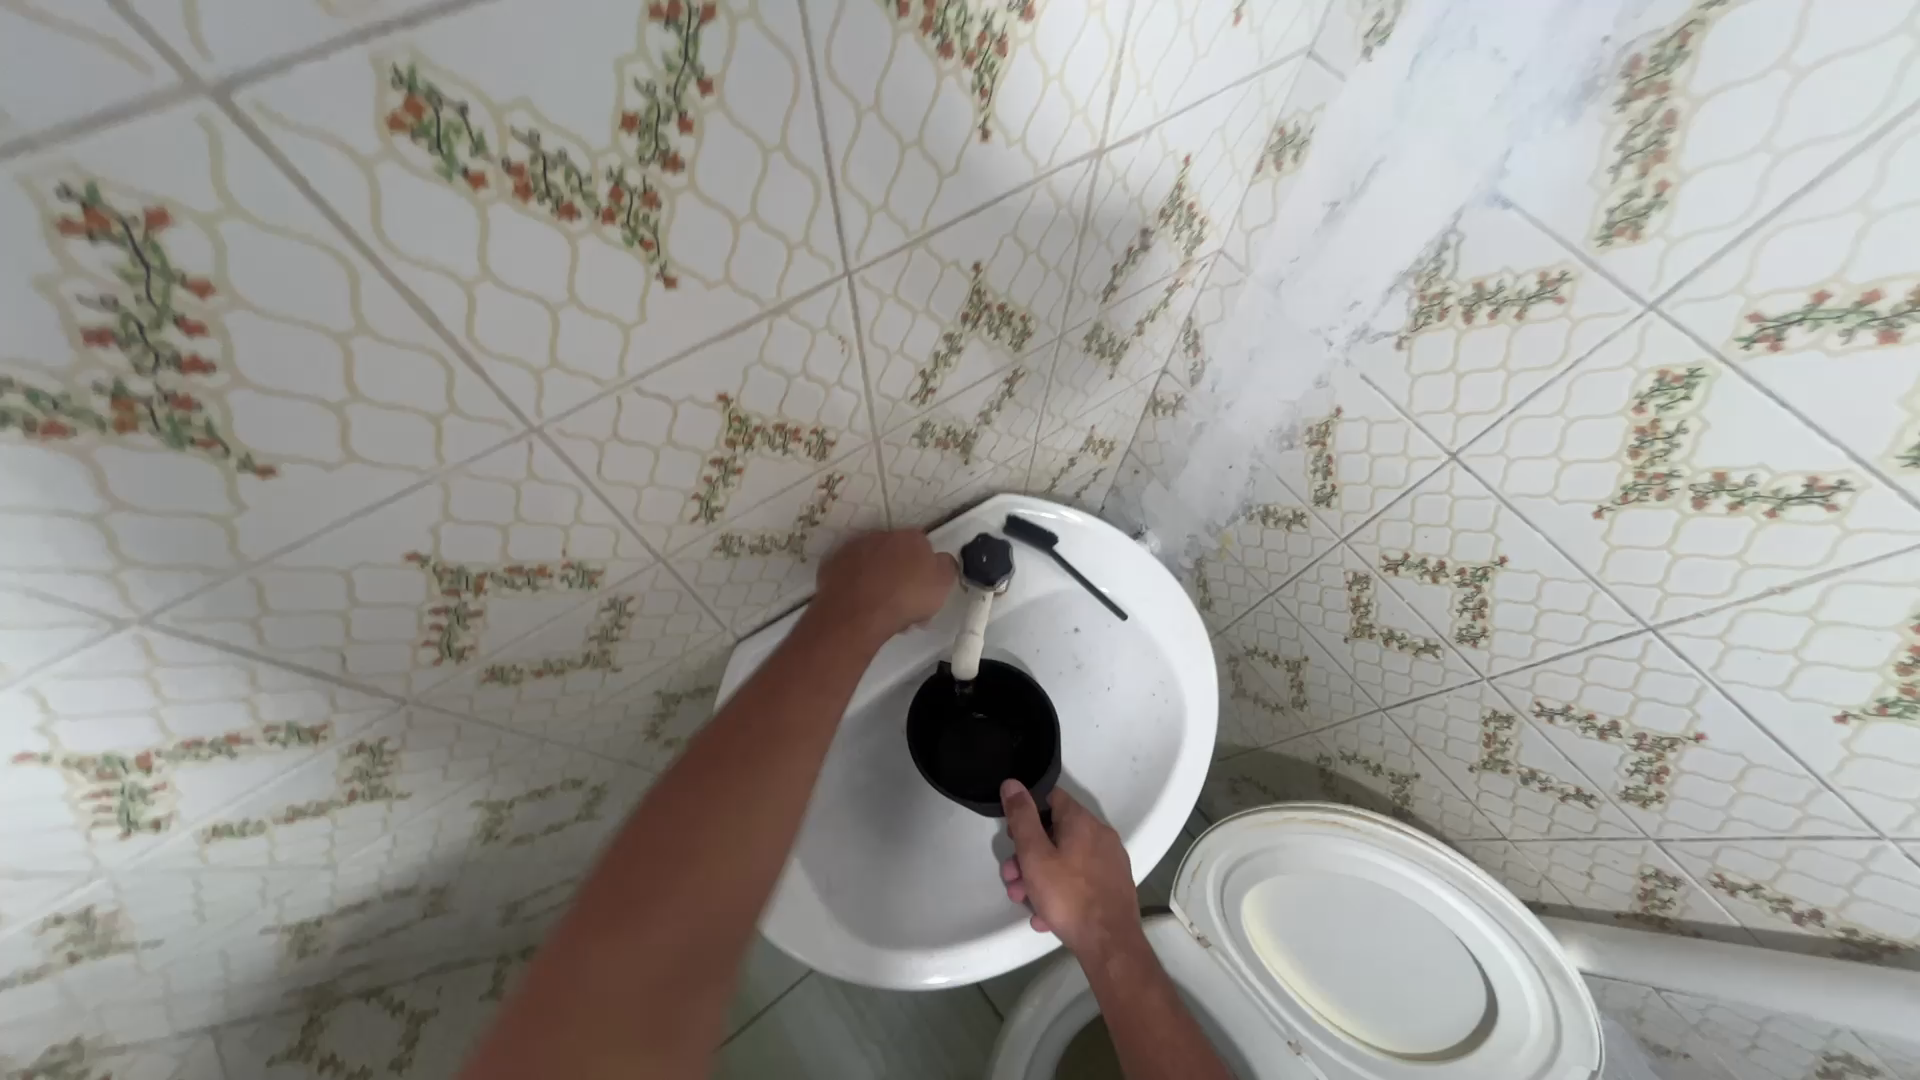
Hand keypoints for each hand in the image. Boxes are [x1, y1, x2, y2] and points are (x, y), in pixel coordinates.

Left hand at [809, 529, 956, 642]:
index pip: (923, 547)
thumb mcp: (943, 584)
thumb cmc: (906, 598)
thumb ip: (946, 566)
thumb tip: (940, 560)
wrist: (858, 613)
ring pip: (872, 565)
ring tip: (880, 611)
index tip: (924, 592)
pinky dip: (855, 586)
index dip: (925, 570)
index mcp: (911, 538)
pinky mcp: (832, 565)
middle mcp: (881, 536)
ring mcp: (853, 549)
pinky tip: (860, 605)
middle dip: (900, 576)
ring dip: (878, 581)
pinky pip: (849, 575)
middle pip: (895, 555)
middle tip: (904, 605)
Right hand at [999, 780, 1142, 959]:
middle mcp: (1100, 835)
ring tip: (1023, 901)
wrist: (1110, 944)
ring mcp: (1110, 862)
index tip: (1013, 835)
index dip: (1028, 813)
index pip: (1051, 798)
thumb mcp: (1035, 855)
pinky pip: (1080, 881)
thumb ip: (1021, 818)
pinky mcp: (1114, 887)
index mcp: (1082, 821)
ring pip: (1066, 861)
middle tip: (1011, 877)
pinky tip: (1045, 917)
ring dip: (1040, 877)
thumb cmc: (1068, 895)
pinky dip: (1061, 892)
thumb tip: (1012, 783)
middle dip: (1028, 855)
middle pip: (1056, 834)